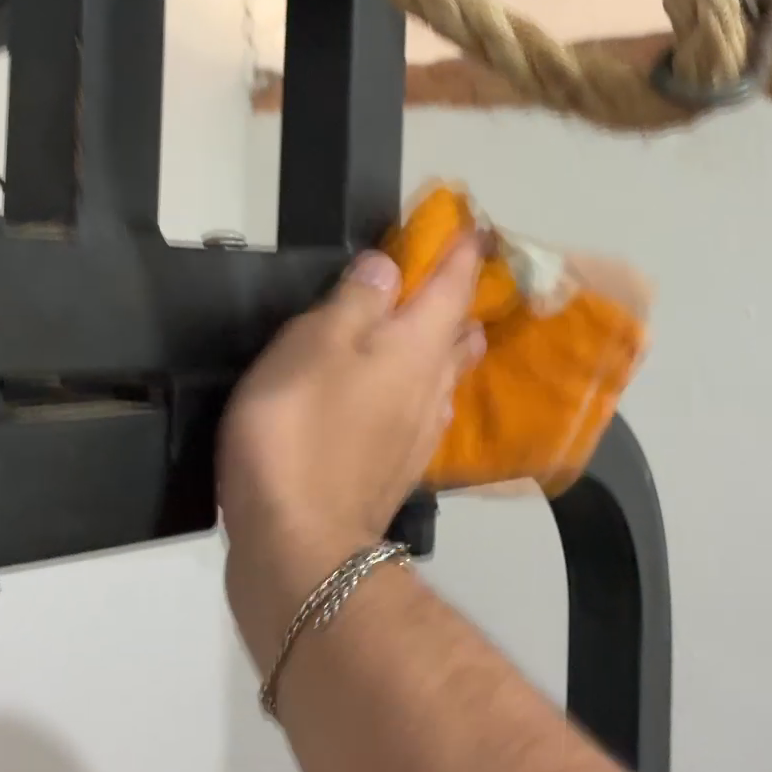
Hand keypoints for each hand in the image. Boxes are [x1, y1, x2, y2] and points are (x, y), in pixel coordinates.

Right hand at [217, 237, 482, 649]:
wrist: (300, 546)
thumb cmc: (298, 430)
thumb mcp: (314, 345)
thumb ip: (354, 301)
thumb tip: (389, 266)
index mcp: (412, 345)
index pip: (449, 285)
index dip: (459, 251)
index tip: (473, 225)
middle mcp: (428, 385)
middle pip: (454, 331)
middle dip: (456, 298)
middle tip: (451, 273)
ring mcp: (418, 430)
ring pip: (444, 372)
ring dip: (445, 342)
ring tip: (440, 324)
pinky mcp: (397, 466)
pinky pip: (424, 408)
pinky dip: (423, 385)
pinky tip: (410, 393)